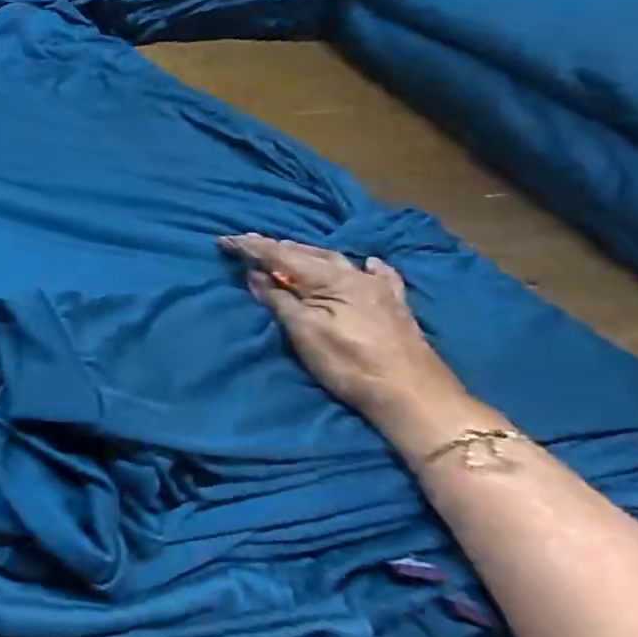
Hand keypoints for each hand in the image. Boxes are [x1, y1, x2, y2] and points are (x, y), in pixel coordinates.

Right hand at [218, 234, 466, 417]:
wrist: (414, 395)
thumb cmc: (351, 365)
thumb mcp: (305, 333)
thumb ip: (279, 300)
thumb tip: (255, 274)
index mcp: (331, 278)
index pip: (281, 255)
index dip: (251, 247)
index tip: (223, 240)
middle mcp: (356, 273)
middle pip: (308, 252)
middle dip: (277, 247)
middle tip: (249, 245)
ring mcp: (379, 288)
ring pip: (336, 260)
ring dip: (308, 254)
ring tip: (289, 251)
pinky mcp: (395, 305)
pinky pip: (377, 274)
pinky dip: (363, 266)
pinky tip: (367, 263)